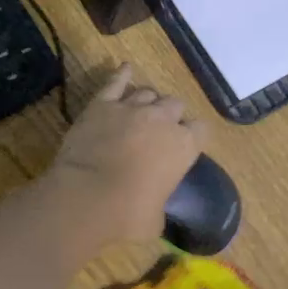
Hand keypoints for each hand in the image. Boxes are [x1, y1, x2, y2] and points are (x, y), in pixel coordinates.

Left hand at [47, 63, 207, 246]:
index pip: (201, 128)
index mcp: (184, 145)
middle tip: (159, 130)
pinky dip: (122, 74)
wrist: (86, 196)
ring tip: (141, 111)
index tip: (186, 144)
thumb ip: (161, 203)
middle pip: (175, 104)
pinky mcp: (102, 103)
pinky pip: (116, 81)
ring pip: (148, 92)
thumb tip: (155, 208)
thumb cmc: (127, 214)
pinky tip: (125, 69)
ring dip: (148, 101)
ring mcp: (131, 107)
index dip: (193, 135)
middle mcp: (162, 119)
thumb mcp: (156, 219)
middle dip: (171, 115)